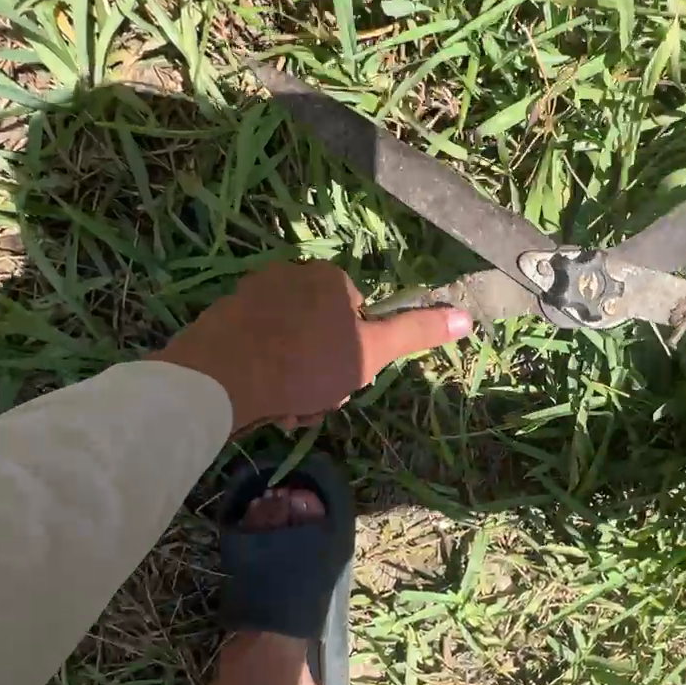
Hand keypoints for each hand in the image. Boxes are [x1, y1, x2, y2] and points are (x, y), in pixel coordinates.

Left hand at [152, 261, 471, 431]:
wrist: (219, 378)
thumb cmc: (305, 363)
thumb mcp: (372, 352)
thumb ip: (416, 333)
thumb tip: (466, 316)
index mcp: (329, 278)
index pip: (359, 318)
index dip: (357, 354)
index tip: (345, 378)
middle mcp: (291, 275)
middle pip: (325, 335)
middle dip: (324, 375)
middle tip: (315, 400)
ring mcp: (252, 296)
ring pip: (293, 348)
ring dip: (298, 385)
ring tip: (288, 409)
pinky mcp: (223, 319)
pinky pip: (260, 350)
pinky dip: (267, 377)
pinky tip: (264, 401)